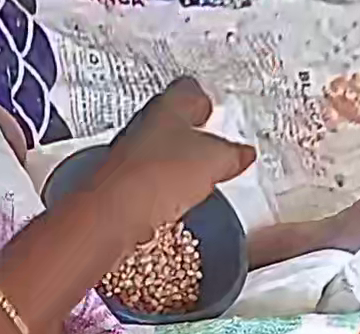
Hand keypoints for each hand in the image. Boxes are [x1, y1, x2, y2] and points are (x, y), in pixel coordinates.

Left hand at [88, 78, 256, 240]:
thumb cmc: (159, 175)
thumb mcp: (212, 162)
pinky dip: (156, 192)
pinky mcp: (117, 194)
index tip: (207, 107)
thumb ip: (231, 156)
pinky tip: (165, 204)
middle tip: (200, 142)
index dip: (201, 100)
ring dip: (169, 164)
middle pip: (167, 124)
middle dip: (185, 134)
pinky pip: (142, 187)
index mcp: (167, 108)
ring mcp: (125, 162)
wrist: (116, 214)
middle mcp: (141, 130)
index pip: (188, 92)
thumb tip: (243, 155)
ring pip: (152, 155)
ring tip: (186, 178)